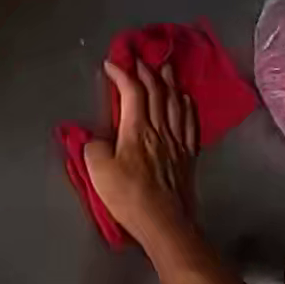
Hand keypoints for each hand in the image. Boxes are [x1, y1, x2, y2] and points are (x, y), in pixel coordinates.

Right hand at [83, 59, 200, 250]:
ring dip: (169, 81)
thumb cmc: (129, 196)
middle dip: (146, 71)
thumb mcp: (99, 171)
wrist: (165, 224)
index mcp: (137, 128)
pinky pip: (190, 122)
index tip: (111, 64)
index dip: (121, 73)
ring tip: (165, 68)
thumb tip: (96, 137)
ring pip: (176, 101)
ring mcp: (178, 140)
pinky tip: (186, 99)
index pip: (131, 90)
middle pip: (156, 90)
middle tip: (139, 59)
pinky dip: (187, 105)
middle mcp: (160, 127)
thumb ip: (94, 147)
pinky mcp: (189, 155)